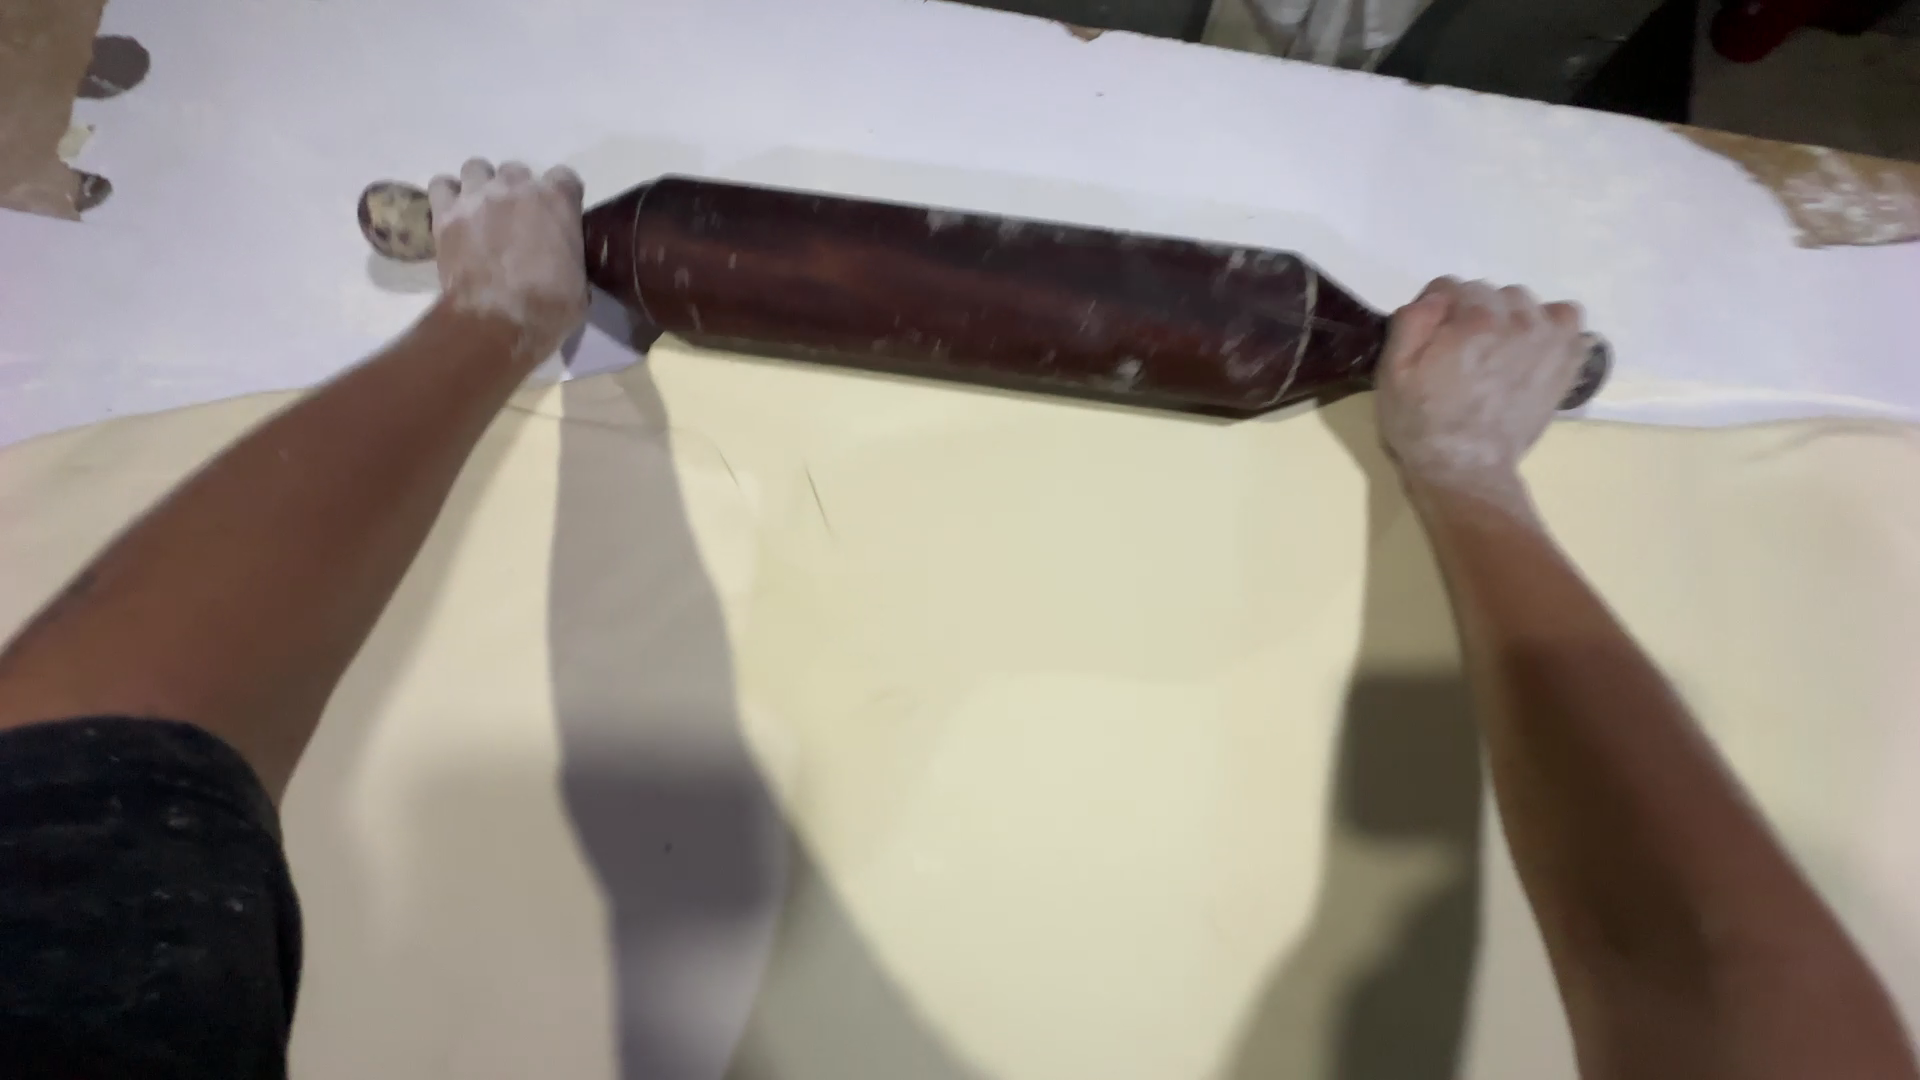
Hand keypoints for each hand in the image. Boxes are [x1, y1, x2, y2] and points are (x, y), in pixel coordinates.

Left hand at [428, 158, 587, 357]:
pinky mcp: (445, 212)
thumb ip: (570, 254)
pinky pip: (442, 185)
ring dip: (484, 185)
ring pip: (478, 168)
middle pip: (518, 171)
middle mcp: (516, 187)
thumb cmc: (551, 307)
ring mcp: (476, 195)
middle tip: (522, 219)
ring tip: (487, 211)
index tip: (563, 216)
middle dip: (521, 191)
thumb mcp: (580, 282)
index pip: (565, 178)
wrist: (500, 319)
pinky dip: (450, 195)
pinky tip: (459, 214)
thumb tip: (562, 256)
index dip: (565, 197)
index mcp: (557, 202)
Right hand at [1376, 277, 1586, 502]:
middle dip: (1469, 313)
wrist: (1465, 466)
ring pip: (1525, 303)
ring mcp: (1550, 337)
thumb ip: (1411, 323)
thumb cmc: (1420, 422)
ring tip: (1491, 354)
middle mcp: (1518, 318)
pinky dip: (1546, 326)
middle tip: (1455, 353)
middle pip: (1488, 292)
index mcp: (1472, 319)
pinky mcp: (1568, 357)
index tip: (1426, 340)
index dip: (1431, 312)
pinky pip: (1566, 318)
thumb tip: (1435, 297)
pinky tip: (1527, 350)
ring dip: (1506, 319)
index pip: (1449, 286)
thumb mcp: (1392, 374)